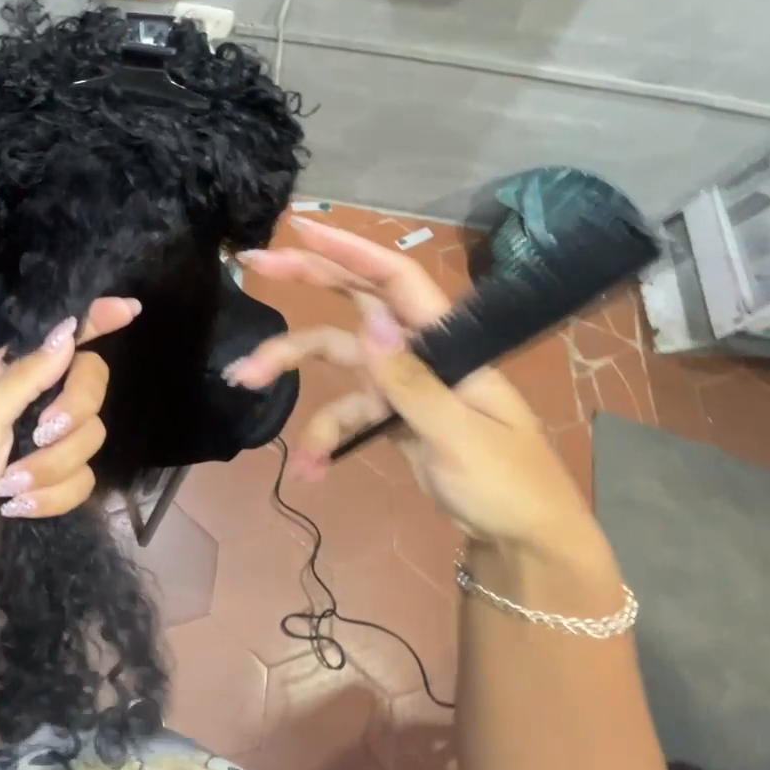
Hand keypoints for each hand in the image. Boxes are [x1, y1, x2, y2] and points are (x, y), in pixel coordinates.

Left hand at [0, 298, 138, 595]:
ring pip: (90, 438)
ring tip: (7, 487)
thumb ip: (25, 378)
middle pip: (90, 386)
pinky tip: (19, 508)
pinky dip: (51, 497)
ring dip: (48, 469)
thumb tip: (67, 331)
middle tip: (40, 435)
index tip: (130, 309)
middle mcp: (36, 401)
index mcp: (10, 375)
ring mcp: (50, 442)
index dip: (96, 321)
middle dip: (71, 414)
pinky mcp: (59, 481)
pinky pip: (84, 480)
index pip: (61, 340)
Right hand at [225, 218, 593, 552]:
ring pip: (334, 358)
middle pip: (354, 302)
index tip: (301, 230)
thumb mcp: (462, 436)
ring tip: (244, 382)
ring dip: (289, 369)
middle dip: (306, 281)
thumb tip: (369, 322)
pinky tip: (311, 470)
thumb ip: (412, 381)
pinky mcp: (388, 413)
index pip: (394, 279)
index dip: (349, 249)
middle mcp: (418, 351)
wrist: (525, 540)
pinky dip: (322, 438)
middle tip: (254, 264)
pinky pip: (342, 411)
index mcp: (446, 343)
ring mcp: (400, 382)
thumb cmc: (511, 485)